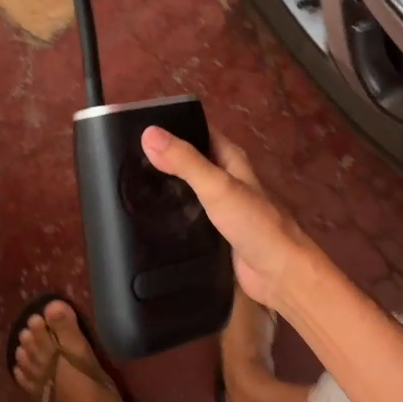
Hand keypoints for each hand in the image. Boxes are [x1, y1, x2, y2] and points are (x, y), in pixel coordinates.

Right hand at [141, 126, 317, 308]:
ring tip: (127, 189)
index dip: (171, 127)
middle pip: (189, 161)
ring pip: (186, 191)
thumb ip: (185, 162)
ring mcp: (220, 206)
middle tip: (123, 163)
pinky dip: (170, 216)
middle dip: (162, 159)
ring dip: (164, 189)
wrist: (279, 274)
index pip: (197, 131)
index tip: (133, 129)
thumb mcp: (217, 187)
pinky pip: (187, 218)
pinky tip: (146, 221)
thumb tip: (148, 133)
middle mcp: (225, 177)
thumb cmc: (254, 223)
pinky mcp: (214, 233)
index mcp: (230, 158)